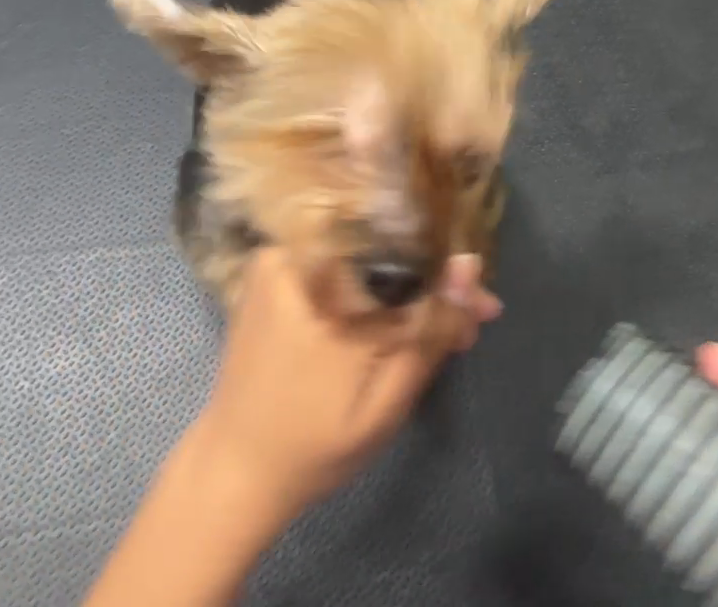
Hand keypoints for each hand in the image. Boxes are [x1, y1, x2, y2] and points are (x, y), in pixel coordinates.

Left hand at [190, 247, 503, 517]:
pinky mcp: (272, 278)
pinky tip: (400, 323)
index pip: (404, 247)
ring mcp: (278, 262)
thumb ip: (430, 329)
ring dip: (405, 288)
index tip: (483, 306)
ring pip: (365, 259)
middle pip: (385, 250)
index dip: (449, 274)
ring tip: (444, 330)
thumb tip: (469, 263)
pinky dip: (372, 292)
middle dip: (433, 283)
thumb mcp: (385, 398)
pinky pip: (339, 268)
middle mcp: (293, 254)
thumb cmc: (313, 443)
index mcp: (316, 277)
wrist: (233, 470)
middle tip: (470, 322)